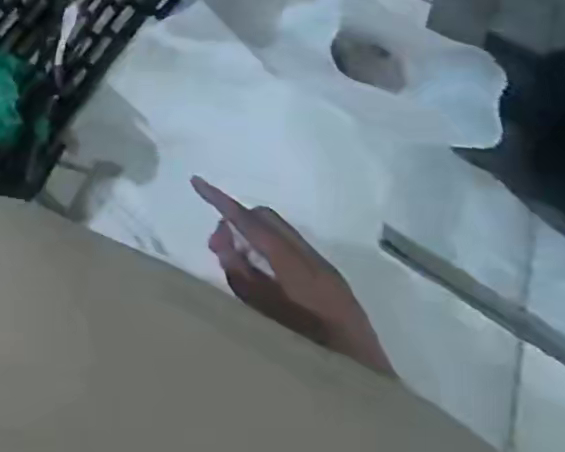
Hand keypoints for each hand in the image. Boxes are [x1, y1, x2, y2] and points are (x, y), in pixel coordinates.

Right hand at [191, 176, 395, 376]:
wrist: (367, 383)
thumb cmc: (312, 352)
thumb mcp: (266, 316)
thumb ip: (243, 277)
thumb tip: (224, 242)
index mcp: (295, 264)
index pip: (251, 221)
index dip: (221, 201)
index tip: (197, 182)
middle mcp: (312, 258)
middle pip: (267, 217)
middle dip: (238, 220)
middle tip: (218, 246)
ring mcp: (325, 269)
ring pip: (280, 232)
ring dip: (254, 236)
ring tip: (238, 264)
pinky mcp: (332, 282)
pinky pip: (292, 249)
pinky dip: (270, 250)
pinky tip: (263, 277)